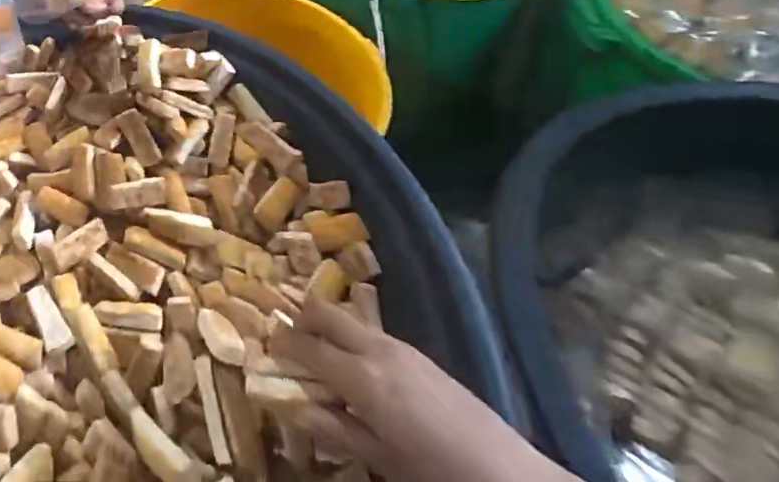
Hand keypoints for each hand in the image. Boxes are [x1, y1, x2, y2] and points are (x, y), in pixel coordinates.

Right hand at [266, 307, 576, 481]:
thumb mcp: (380, 459)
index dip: (282, 344)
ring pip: (348, 318)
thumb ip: (333, 428)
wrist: (511, 476)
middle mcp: (375, 349)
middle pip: (324, 312)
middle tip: (291, 343)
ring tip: (323, 358)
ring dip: (327, 328)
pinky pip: (370, 333)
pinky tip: (360, 371)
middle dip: (301, 320)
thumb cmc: (437, 474)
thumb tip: (290, 405)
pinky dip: (352, 339)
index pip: (306, 346)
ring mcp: (399, 346)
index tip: (266, 347)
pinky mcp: (417, 353)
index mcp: (362, 378)